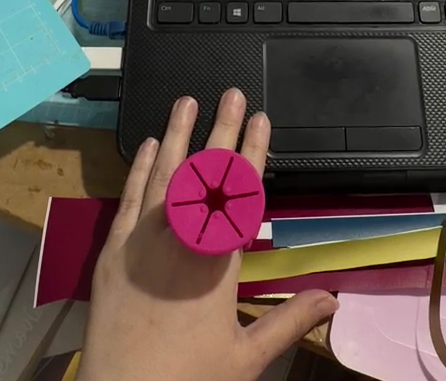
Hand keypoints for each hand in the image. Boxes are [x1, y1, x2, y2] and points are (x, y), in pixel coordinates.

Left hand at [81, 90, 338, 380]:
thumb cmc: (186, 380)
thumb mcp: (246, 357)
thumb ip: (290, 321)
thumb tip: (331, 299)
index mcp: (216, 260)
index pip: (241, 191)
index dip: (253, 151)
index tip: (261, 120)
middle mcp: (181, 239)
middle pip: (205, 171)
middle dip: (221, 128)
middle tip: (230, 94)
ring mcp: (143, 240)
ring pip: (165, 173)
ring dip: (178, 134)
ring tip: (187, 101)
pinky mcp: (114, 250)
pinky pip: (130, 197)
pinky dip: (141, 168)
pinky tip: (151, 145)